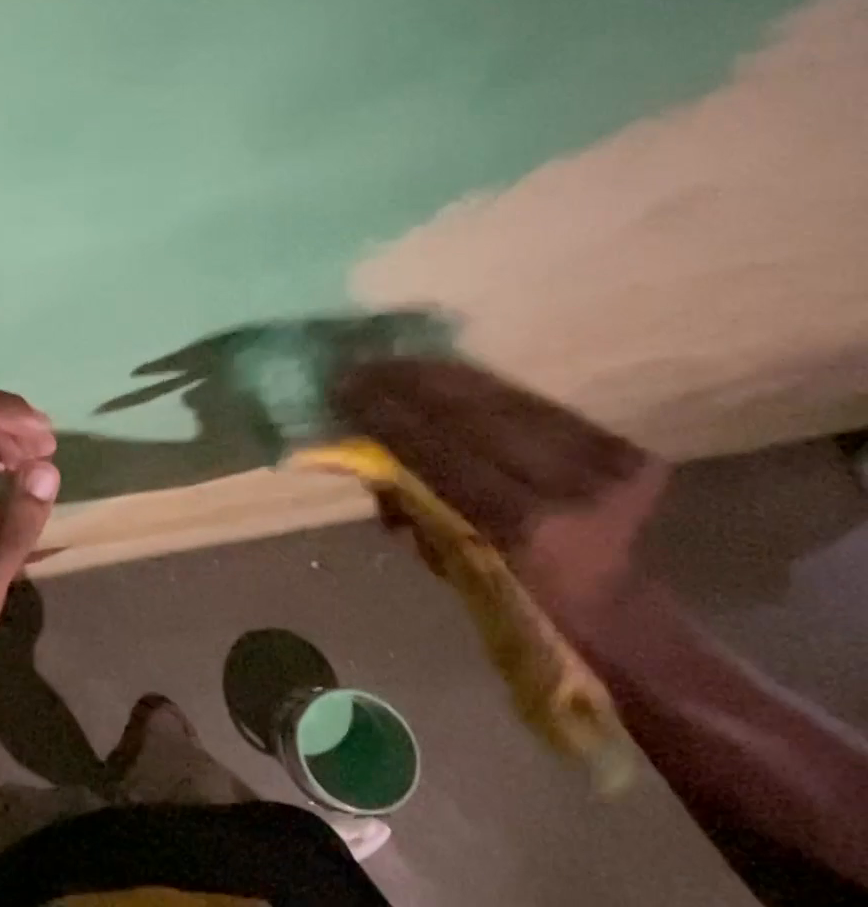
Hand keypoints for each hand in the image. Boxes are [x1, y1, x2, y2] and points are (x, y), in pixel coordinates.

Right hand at [333, 359, 669, 608]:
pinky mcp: (623, 448)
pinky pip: (534, 403)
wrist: (610, 602)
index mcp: (522, 529)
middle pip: (475, 417)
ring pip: (505, 401)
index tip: (345, 392)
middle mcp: (570, 489)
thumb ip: (407, 502)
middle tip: (363, 370)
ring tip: (394, 366)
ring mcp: (605, 464)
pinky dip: (483, 387)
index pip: (441, 455)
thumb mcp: (443, 557)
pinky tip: (442, 375)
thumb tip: (363, 451)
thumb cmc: (507, 590)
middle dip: (409, 388)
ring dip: (441, 378)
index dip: (390, 418)